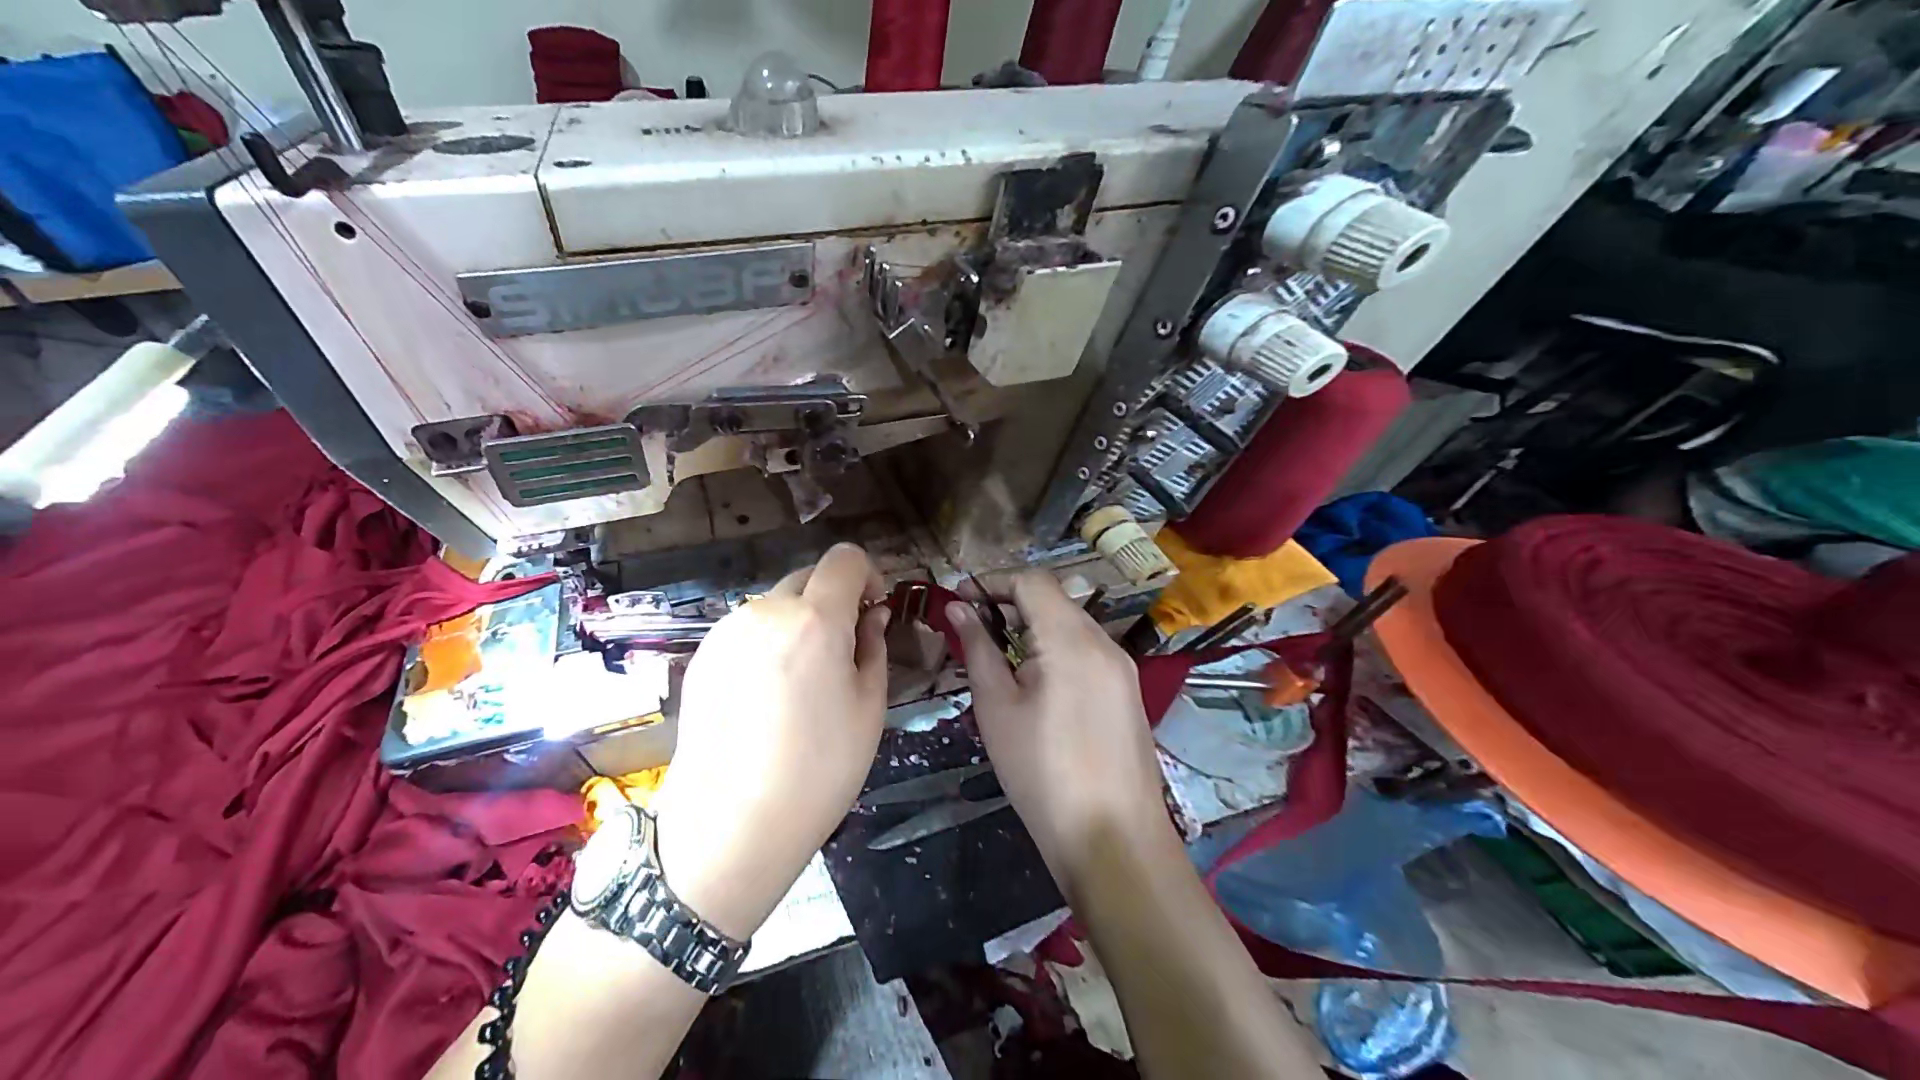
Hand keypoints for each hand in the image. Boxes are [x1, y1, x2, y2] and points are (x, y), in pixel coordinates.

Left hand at [650, 543, 890, 939]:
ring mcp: (727, 632)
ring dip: (799, 621)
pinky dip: (769, 642)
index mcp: (815, 619)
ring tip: (804, 680)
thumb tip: (872, 615)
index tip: (874, 610)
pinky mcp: (702, 656)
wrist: (731, 825)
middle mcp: (766, 611)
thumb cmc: (818, 770)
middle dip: (834, 599)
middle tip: (845, 649)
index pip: (845, 558)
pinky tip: (768, 695)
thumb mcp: (868, 708)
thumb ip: (873, 647)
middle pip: (809, 578)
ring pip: (776, 605)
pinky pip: (748, 631)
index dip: (868, 575)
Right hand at [946, 572, 1168, 895]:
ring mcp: (1122, 667)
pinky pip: (1087, 652)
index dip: (993, 582)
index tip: (960, 598)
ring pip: (1071, 626)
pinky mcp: (1127, 691)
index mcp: (1072, 639)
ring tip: (997, 657)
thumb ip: (978, 649)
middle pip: (1054, 600)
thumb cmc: (1041, 771)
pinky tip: (1034, 682)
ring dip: (1033, 628)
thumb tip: (959, 608)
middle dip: (1010, 604)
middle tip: (972, 629)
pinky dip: (1056, 650)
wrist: (1112, 836)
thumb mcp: (997, 707)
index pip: (1033, 582)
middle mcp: (1104, 642)